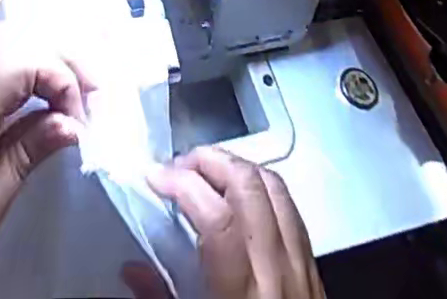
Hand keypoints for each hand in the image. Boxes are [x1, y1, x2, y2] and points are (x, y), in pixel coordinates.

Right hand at [131, 147, 325, 298]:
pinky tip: (242, 197)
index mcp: (245, 297)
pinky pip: (291, 210)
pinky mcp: (316, 273)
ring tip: (207, 170)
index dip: (184, 185)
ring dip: (239, 167)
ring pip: (277, 189)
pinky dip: (263, 189)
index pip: (218, 218)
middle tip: (178, 165)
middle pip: (251, 188)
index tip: (154, 177)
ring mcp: (304, 269)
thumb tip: (130, 271)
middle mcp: (279, 272)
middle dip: (212, 162)